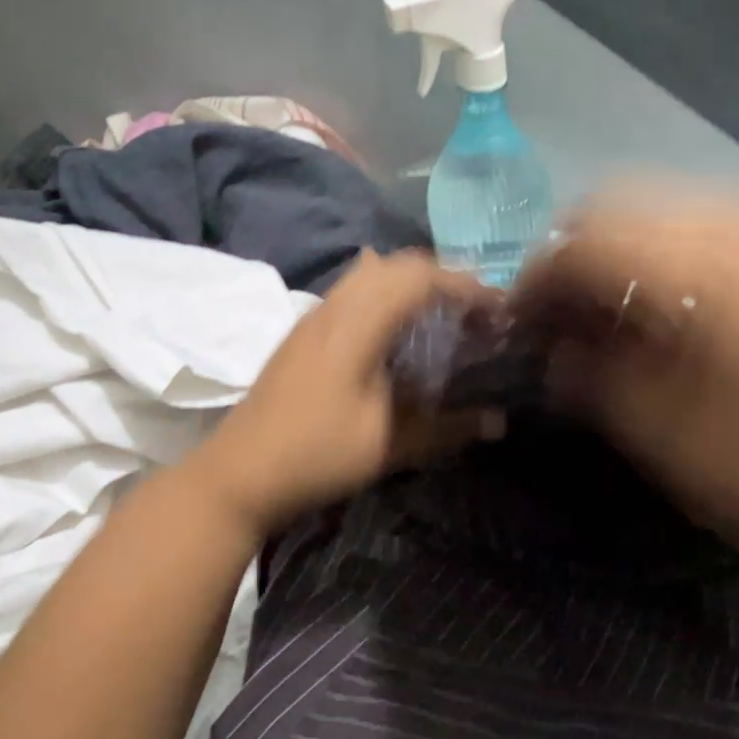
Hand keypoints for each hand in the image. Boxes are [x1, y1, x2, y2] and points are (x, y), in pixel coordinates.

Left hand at [192, 250, 502, 535]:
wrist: (238, 474)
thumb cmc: (316, 454)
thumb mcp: (389, 445)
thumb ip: (447, 428)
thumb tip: (500, 421)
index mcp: (356, 324)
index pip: (419, 277)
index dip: (465, 285)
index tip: (498, 309)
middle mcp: (333, 308)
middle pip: (395, 264)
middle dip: (442, 277)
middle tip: (475, 309)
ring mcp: (313, 319)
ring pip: (370, 275)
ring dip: (412, 285)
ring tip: (444, 317)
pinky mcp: (303, 336)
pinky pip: (354, 293)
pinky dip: (387, 298)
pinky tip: (399, 336)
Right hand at [512, 175, 738, 538]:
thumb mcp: (681, 438)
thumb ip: (600, 380)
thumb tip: (553, 350)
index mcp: (720, 256)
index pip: (592, 234)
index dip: (540, 274)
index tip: (517, 319)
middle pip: (631, 207)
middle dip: (583, 263)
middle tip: (561, 323)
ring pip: (677, 214)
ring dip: (633, 260)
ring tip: (616, 323)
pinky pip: (726, 228)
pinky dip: (685, 261)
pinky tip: (681, 313)